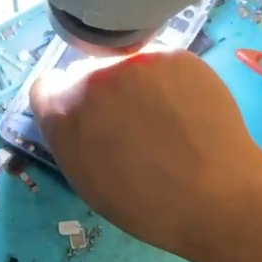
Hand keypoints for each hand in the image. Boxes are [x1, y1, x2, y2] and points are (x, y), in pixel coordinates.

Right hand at [30, 50, 261, 253]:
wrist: (215, 197)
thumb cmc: (146, 206)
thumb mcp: (89, 183)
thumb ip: (72, 141)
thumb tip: (77, 119)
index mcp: (64, 115)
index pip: (46, 88)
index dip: (63, 104)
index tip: (84, 121)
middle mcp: (93, 78)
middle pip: (86, 74)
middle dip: (101, 94)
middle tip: (129, 126)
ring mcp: (137, 62)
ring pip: (126, 65)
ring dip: (135, 85)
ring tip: (162, 122)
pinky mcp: (175, 55)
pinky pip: (162, 64)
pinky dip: (169, 82)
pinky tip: (186, 112)